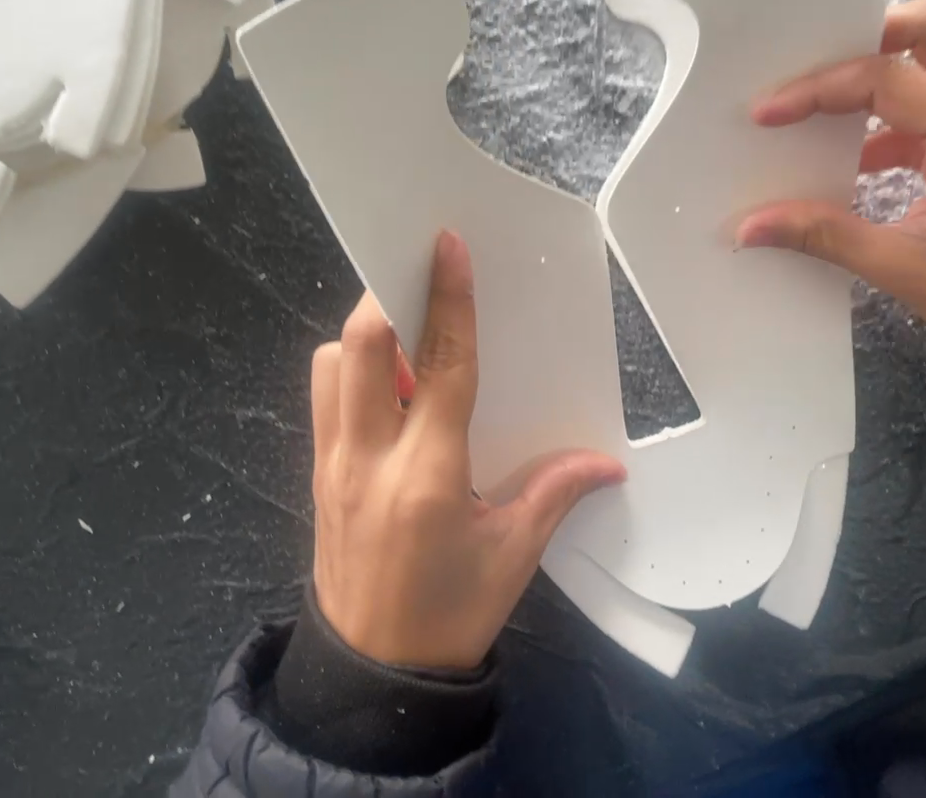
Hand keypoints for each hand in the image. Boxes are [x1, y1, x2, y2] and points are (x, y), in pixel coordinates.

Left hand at [309, 231, 626, 668]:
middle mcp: (369, 457)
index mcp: (428, 475)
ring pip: (331, 365)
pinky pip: (324, 397)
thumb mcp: (512, 557)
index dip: (447, 300)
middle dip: (386, 295)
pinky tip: (390, 391)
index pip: (441, 366)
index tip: (447, 245)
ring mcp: (332, 464)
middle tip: (419, 276)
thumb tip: (607, 462)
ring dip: (365, 336)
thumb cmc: (451, 615)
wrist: (373, 678)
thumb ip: (554, 493)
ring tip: (410, 346)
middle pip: (361, 347)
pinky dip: (350, 369)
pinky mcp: (317, 474)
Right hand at [736, 0, 925, 367]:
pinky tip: (868, 148)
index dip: (820, 90)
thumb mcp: (906, 269)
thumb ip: (825, 235)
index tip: (768, 112)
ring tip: (833, 100)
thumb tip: (749, 226)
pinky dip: (909, 100)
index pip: (890, 80)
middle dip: (865, 39)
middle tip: (810, 71)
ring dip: (890, 62)